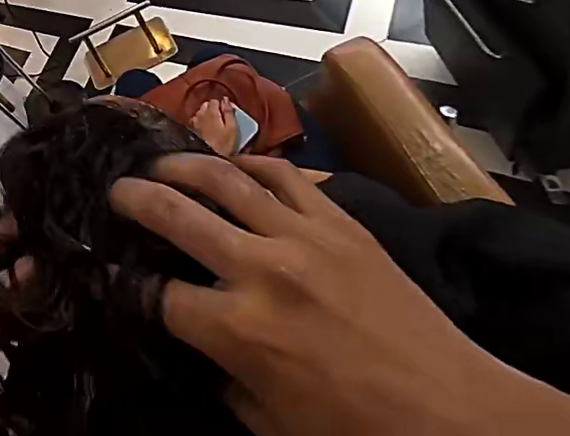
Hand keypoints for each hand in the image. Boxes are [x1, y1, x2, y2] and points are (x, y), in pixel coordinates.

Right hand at [111, 155, 569, 435]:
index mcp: (241, 332)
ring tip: (162, 160)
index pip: (164, 297)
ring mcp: (300, 235)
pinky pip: (285, 175)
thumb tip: (206, 353)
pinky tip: (236, 162)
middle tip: (116, 187)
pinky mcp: (337, 219)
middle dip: (139, 200)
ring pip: (228, 180)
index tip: (121, 276)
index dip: (136, 288)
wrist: (453, 411)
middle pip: (181, 217)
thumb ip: (229, 385)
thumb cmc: (361, 434)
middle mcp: (261, 270)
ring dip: (186, 166)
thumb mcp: (277, 429)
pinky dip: (254, 164)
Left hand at [190, 100, 240, 155]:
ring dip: (205, 114)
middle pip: (205, 105)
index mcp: (211, 112)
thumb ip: (229, 111)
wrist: (211, 159)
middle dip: (212, 108)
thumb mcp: (232, 127)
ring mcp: (195, 123)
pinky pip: (195, 121)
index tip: (226, 112)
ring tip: (212, 123)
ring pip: (199, 112)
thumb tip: (225, 99)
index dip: (220, 105)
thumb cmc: (225, 144)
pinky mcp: (193, 131)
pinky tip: (204, 128)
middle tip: (220, 118)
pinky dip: (199, 122)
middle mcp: (201, 114)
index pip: (214, 101)